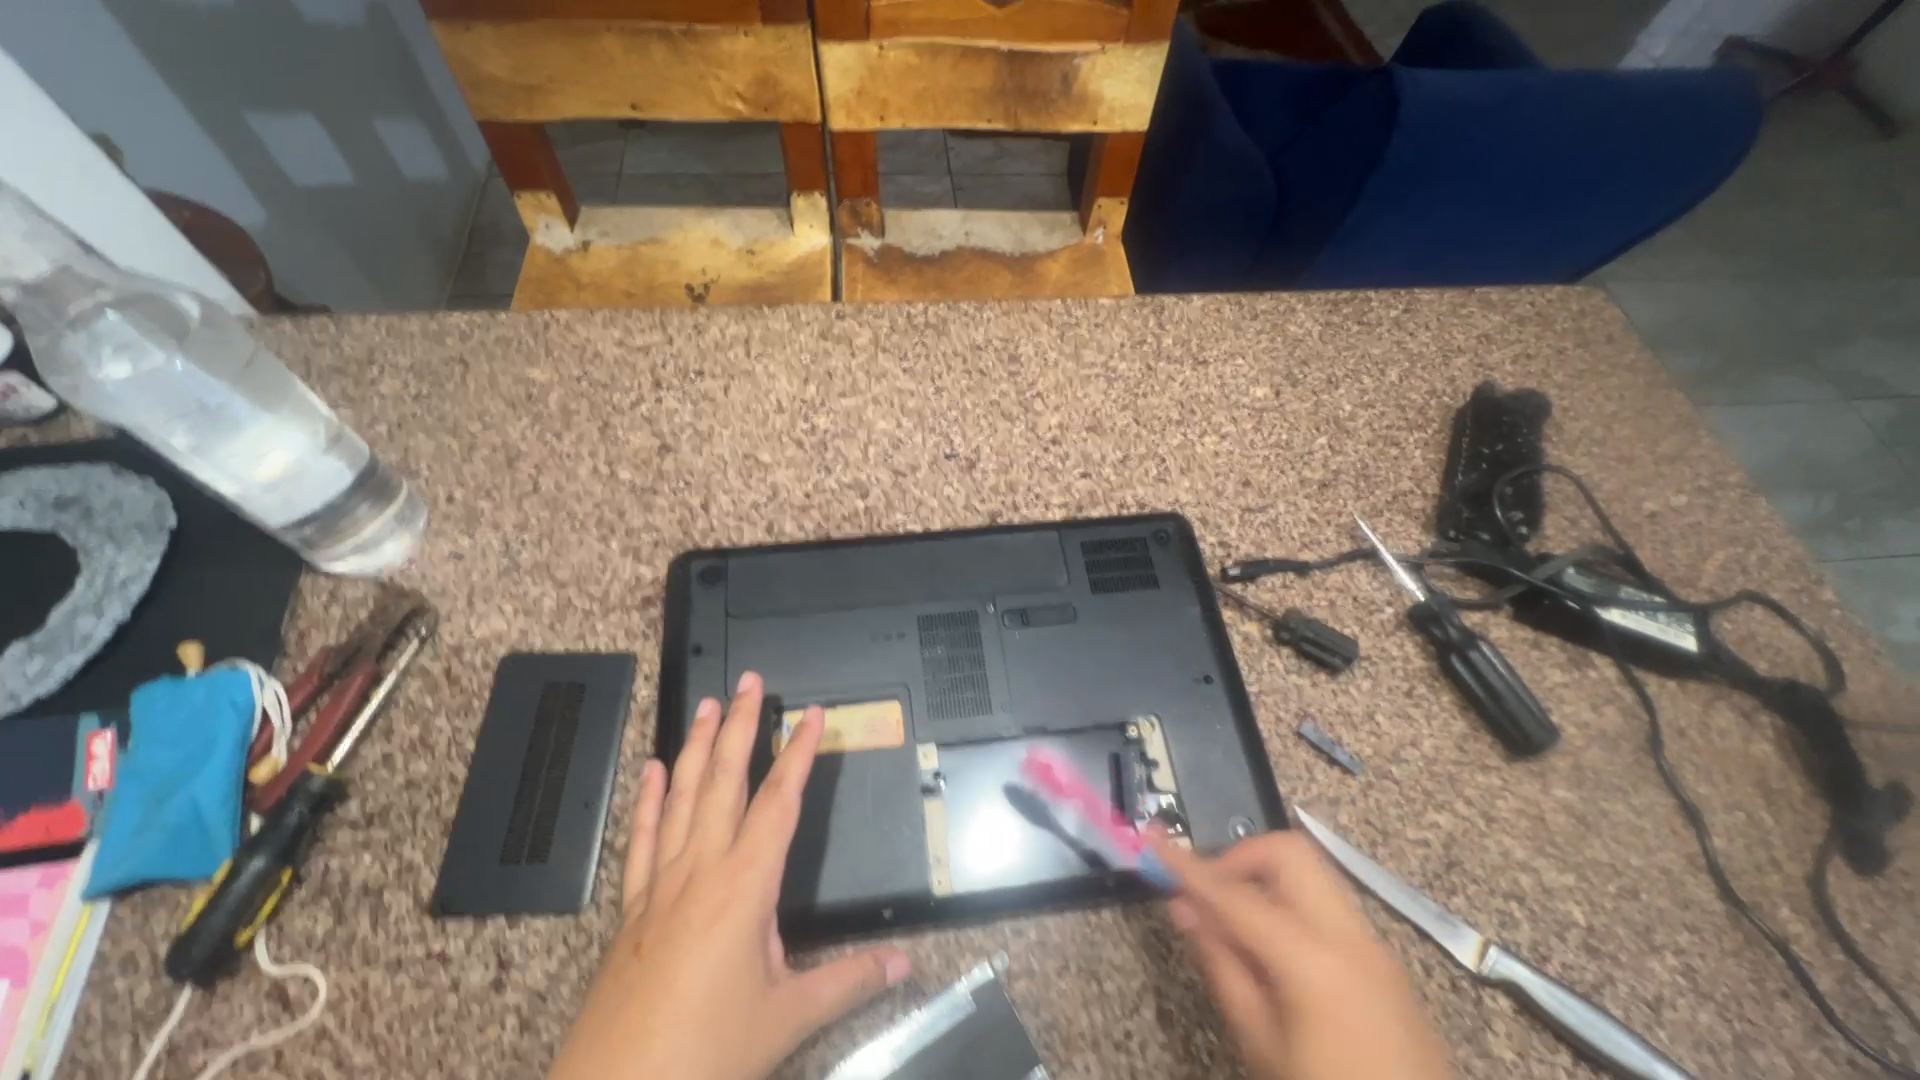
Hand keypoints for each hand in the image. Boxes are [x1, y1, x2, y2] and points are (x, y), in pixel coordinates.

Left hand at [549, 672, 911, 1079]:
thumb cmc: (706, 1051)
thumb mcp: (789, 1017)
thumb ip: (849, 982)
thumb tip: (906, 963)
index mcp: (744, 887)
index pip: (780, 802)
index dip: (799, 753)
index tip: (813, 714)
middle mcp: (700, 871)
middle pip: (725, 781)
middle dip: (741, 727)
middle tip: (750, 681)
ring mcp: (659, 886)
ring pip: (682, 798)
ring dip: (697, 748)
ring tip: (708, 705)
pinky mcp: (631, 910)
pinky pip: (641, 839)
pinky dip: (648, 800)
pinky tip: (653, 770)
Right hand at [1153, 830, 1450, 1079]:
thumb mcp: (1261, 1045)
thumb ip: (1222, 967)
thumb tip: (1185, 909)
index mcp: (1312, 959)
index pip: (1234, 894)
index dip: (1186, 865)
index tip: (1150, 837)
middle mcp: (1349, 934)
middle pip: (1287, 853)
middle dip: (1238, 859)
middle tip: (1204, 896)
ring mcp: (1373, 944)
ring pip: (1310, 875)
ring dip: (1264, 880)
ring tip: (1231, 926)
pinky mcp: (1383, 960)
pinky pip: (1327, 906)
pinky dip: (1289, 905)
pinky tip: (1269, 951)